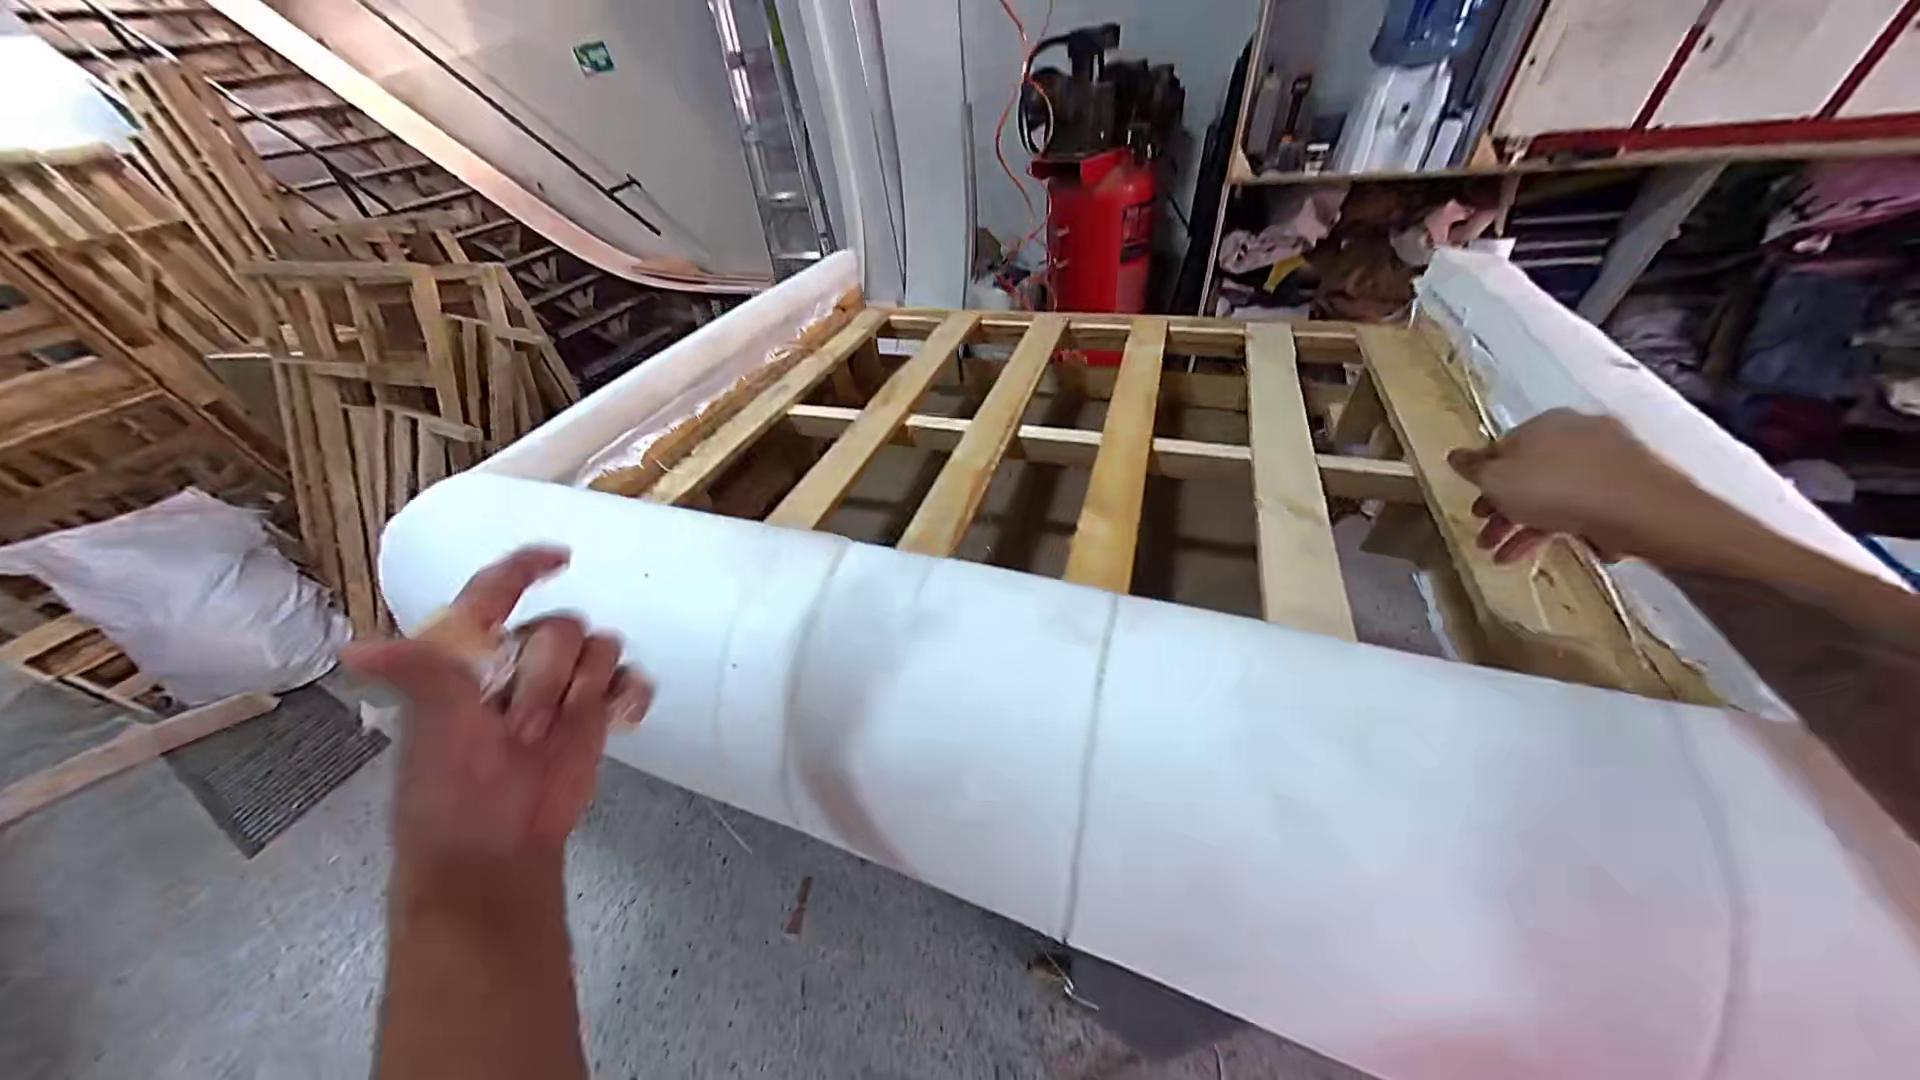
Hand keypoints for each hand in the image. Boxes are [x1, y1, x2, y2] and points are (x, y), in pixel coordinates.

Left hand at [343, 547, 653, 862]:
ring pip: (602, 647)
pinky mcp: (597, 710)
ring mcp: (564, 686)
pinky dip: (632, 693)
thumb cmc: (450, 795)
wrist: (498, 850)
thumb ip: (425, 679)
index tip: (560, 559)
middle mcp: (522, 661)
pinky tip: (624, 718)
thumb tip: (360, 649)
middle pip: (563, 626)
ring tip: (567, 729)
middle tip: (525, 728)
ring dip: (588, 687)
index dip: (525, 567)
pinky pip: (630, 679)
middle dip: (552, 676)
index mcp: (472, 657)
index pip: (496, 591)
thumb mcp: (435, 736)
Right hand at [1446, 408, 1751, 570]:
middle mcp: (1577, 433)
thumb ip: (1471, 467)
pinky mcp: (1630, 485)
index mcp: (1544, 424)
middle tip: (1486, 535)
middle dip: (1502, 509)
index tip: (1474, 506)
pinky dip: (1557, 527)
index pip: (1499, 449)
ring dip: (1523, 525)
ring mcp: (1609, 459)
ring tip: (1503, 557)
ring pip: (1551, 493)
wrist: (1648, 513)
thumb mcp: (1495, 480)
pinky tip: (1545, 551)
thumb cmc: (1556, 490)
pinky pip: (1581, 504)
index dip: (1482, 480)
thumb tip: (1454, 455)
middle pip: (1525, 474)